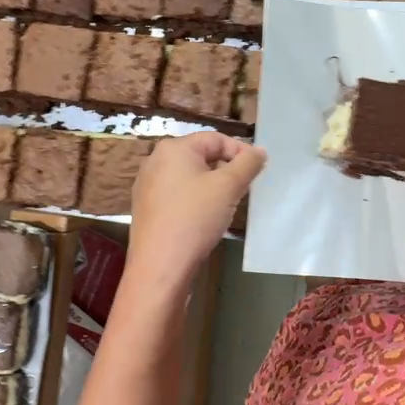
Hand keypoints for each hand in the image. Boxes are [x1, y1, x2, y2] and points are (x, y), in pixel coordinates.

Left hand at [128, 132, 264, 287]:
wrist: (160, 266)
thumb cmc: (195, 218)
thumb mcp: (229, 187)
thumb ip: (248, 164)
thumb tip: (259, 150)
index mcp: (174, 148)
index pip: (216, 139)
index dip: (240, 152)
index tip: (257, 171)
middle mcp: (155, 160)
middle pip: (201, 156)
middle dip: (226, 170)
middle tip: (243, 189)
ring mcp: (147, 185)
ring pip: (189, 176)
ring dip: (211, 186)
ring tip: (226, 205)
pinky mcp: (146, 207)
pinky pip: (177, 194)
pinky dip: (194, 200)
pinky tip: (203, 219)